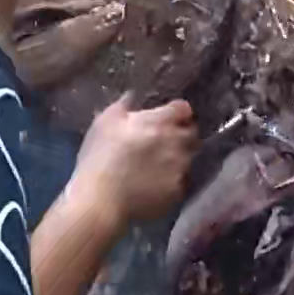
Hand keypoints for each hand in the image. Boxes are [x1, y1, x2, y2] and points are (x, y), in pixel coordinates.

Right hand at [71, 94, 197, 224]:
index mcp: (159, 122)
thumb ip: (123, 105)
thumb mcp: (105, 121)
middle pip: (192, 133)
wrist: (102, 199)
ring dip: (180, 156)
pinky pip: (182, 181)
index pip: (184, 109)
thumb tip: (132, 96)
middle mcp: (176, 144)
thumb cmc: (101, 154)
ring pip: (189, 158)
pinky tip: (158, 182)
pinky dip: (173, 179)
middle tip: (168, 136)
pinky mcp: (177, 194)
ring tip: (162, 161)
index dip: (178, 110)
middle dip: (184, 132)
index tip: (170, 114)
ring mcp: (179, 170)